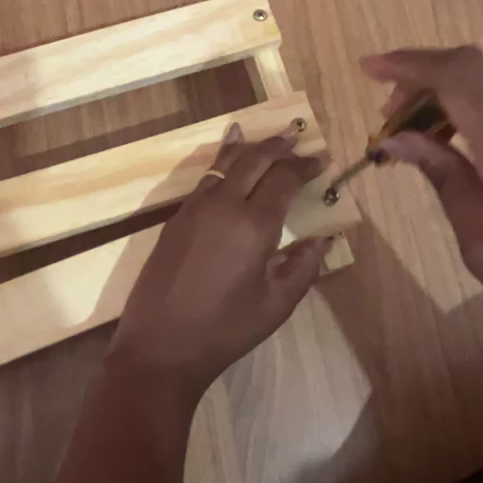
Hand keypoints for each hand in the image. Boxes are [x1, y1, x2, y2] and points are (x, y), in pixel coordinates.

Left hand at [107, 124, 331, 398]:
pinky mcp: (176, 218)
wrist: (159, 346)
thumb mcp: (276, 305)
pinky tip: (229, 152)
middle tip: (297, 136)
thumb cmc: (224, 331)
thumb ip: (303, 267)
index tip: (322, 160)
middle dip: (279, 146)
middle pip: (255, 160)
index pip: (284, 179)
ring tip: (269, 137)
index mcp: (254, 225)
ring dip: (251, 147)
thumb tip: (323, 238)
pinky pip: (206, 178)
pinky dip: (223, 160)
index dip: (305, 166)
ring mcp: (195, 208)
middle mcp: (223, 205)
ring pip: (226, 162)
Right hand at [362, 47, 482, 390]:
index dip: (407, 64)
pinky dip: (478, 112)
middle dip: (423, 75)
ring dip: (451, 94)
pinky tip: (460, 152)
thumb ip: (446, 183)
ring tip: (415, 136)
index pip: (456, 76)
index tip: (365, 69)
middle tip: (386, 117)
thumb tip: (398, 140)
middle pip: (477, 68)